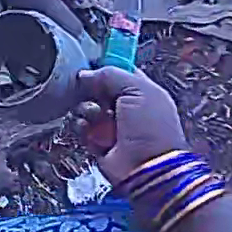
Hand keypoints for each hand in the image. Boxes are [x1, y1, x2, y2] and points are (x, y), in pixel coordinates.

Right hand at [72, 66, 187, 185]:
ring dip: (87, 110)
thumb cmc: (151, 129)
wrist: (146, 167)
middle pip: (98, 88)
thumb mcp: (138, 91)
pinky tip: (89, 129)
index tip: (90, 64)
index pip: (120, 71)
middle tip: (89, 91)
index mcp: (143, 92)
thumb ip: (111, 75)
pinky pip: (80, 126)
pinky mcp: (98, 140)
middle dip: (91, 89)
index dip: (105, 65)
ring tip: (95, 117)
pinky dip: (82, 127)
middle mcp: (127, 107)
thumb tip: (85, 74)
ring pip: (86, 106)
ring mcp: (112, 124)